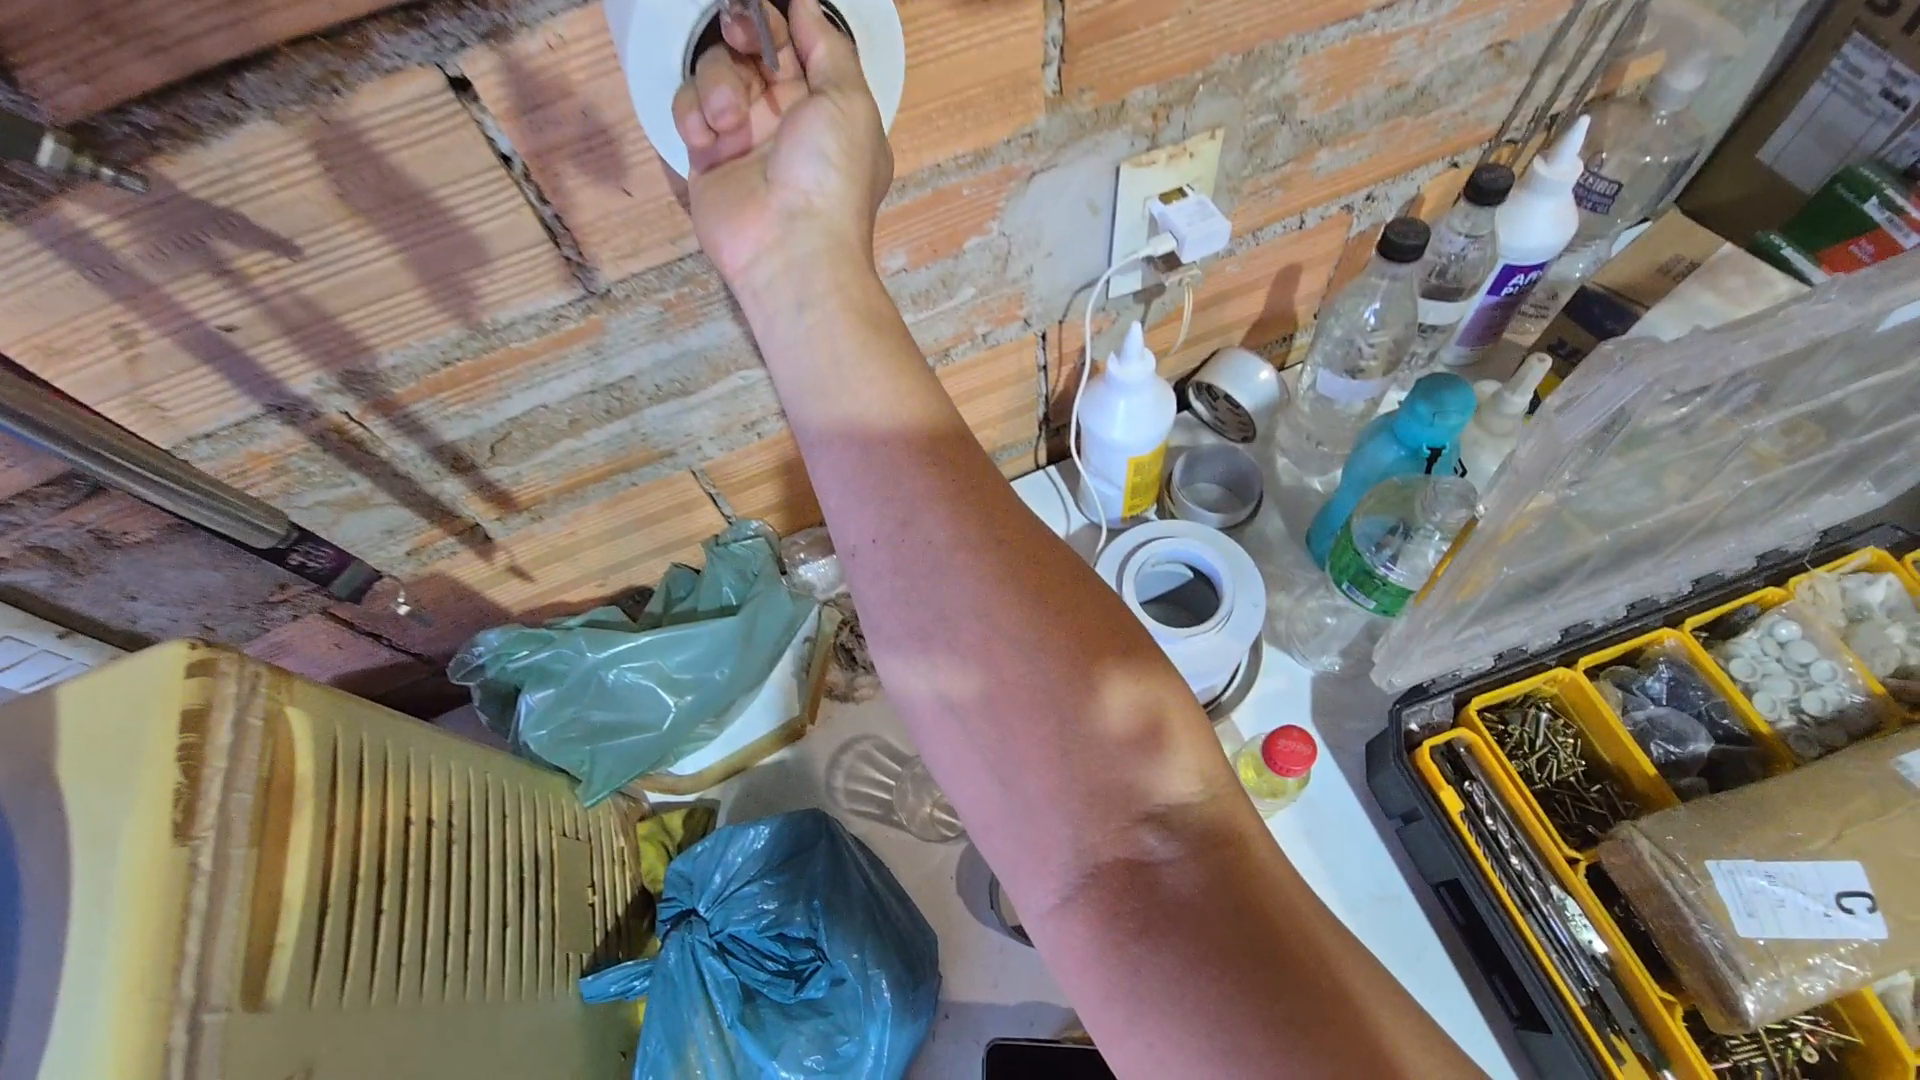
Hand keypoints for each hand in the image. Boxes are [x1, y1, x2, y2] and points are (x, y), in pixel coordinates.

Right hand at [673, 0, 893, 293]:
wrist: (791, 250)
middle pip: (751, 51)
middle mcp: (785, 120)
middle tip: (738, 38)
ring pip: (716, 75)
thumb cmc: (831, 176)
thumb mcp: (849, 101)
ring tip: (730, 121)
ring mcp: (744, 139)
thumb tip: (806, 7)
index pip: (794, 46)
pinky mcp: (707, 159)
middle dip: (741, 36)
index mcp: (825, 106)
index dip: (776, 22)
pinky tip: (708, 139)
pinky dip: (694, 115)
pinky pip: (691, 111)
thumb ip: (829, 48)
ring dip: (718, 85)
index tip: (759, 12)